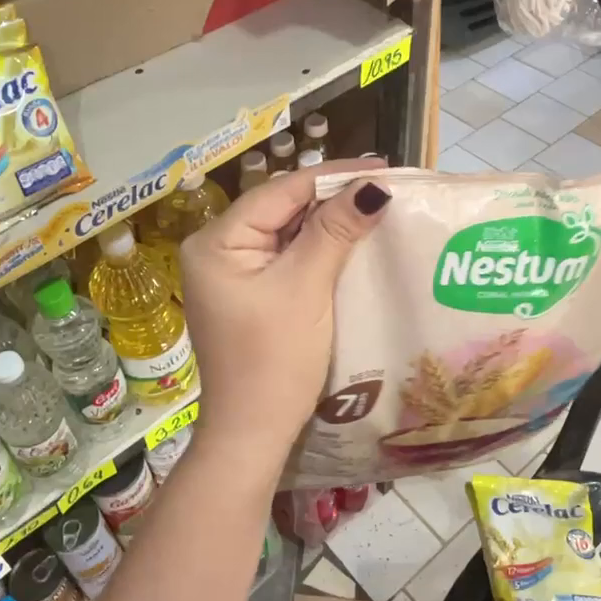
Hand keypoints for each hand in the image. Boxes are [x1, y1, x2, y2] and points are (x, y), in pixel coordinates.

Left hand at [178, 159, 390, 458]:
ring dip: (327, 222)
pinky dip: (316, 249)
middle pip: (281, 209)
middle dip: (331, 198)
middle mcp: (216, 249)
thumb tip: (374, 184)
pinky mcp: (247, 293)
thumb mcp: (306, 288)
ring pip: (286, 232)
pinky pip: (285, 257)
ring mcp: (230, 273)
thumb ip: (335, 231)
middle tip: (384, 185)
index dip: (331, 177)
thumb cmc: (275, 361)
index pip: (280, 192)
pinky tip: (350, 239)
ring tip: (375, 206)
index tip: (380, 166)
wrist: (253, 434)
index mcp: (216, 242)